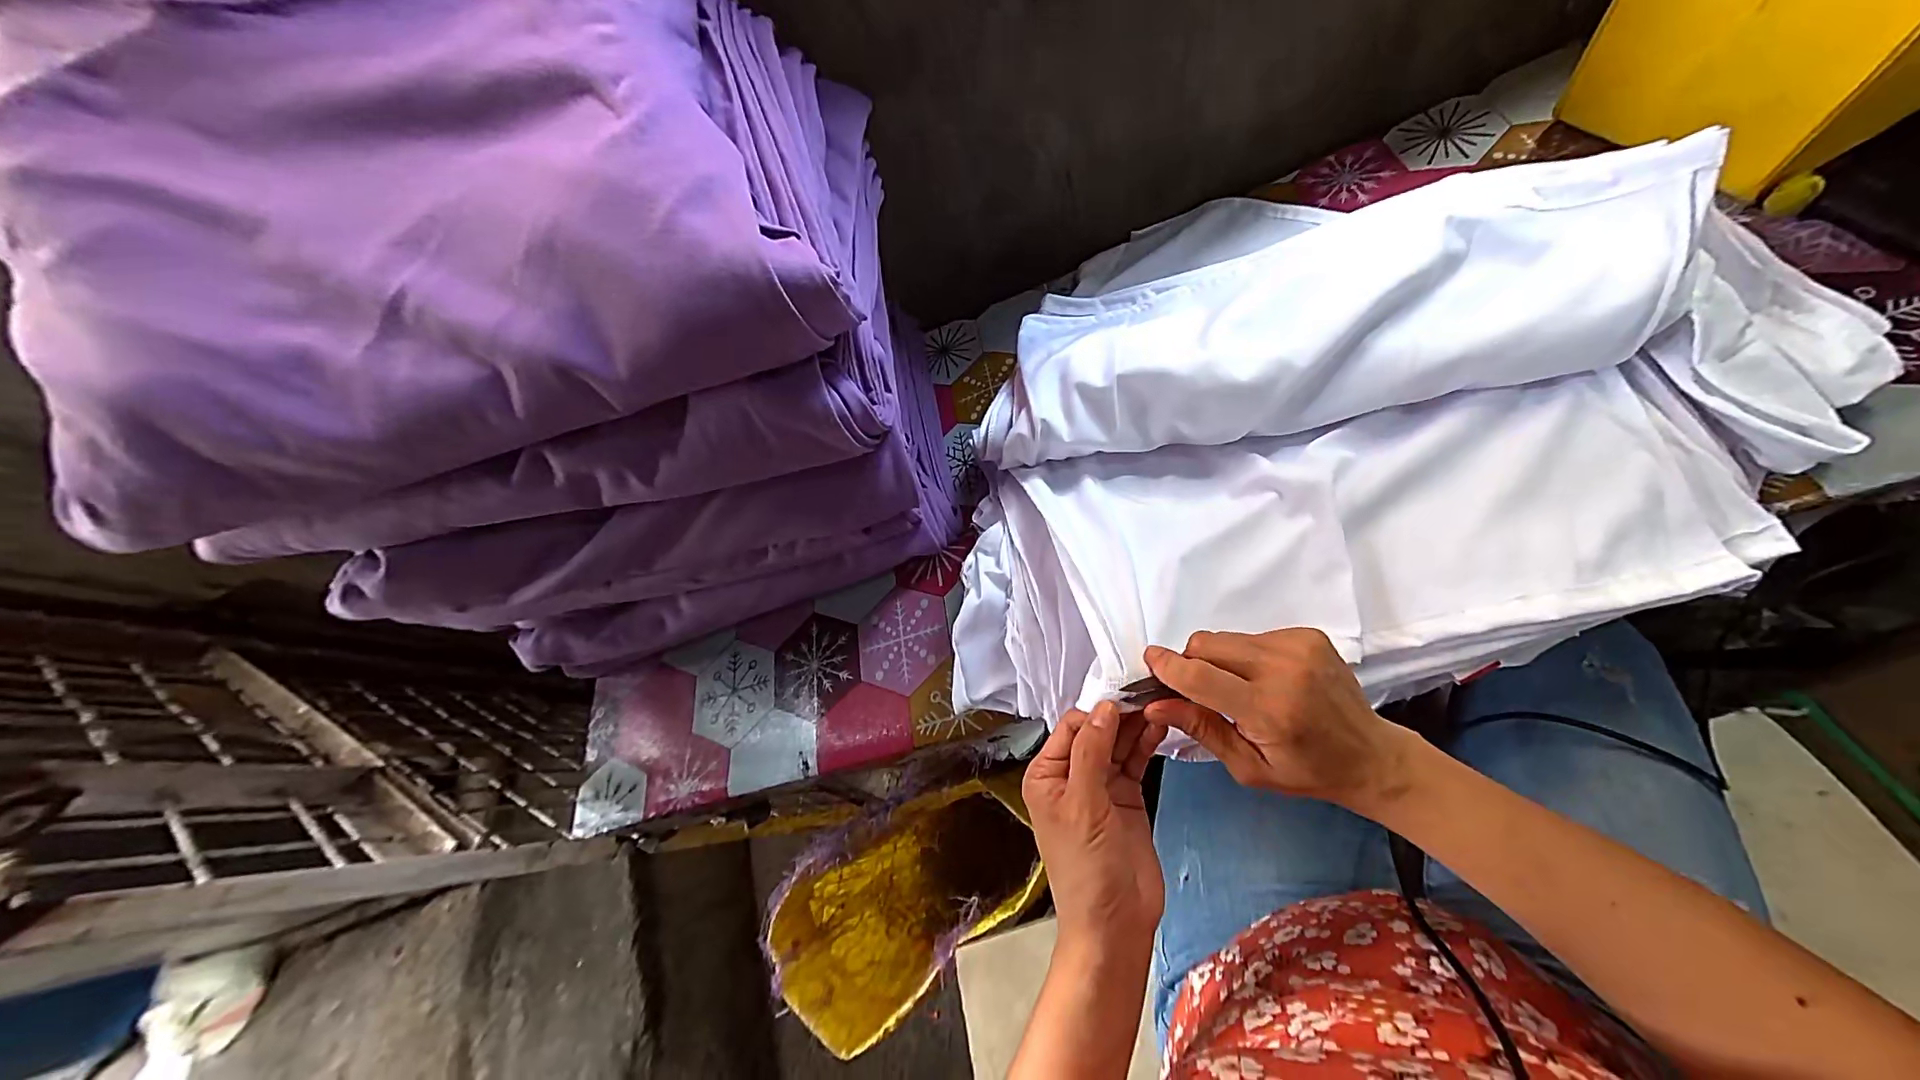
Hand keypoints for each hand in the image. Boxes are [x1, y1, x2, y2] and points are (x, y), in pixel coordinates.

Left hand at [1021, 701, 1166, 946]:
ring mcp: (1099, 785)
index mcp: (1046, 774)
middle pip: (1095, 731)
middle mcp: (1070, 775)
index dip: (1096, 711)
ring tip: (1158, 706)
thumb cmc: (1087, 869)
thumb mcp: (1083, 805)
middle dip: (1118, 715)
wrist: (1115, 923)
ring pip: (1116, 743)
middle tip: (1148, 695)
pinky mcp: (1125, 797)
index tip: (1125, 695)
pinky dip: (1145, 745)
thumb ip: (1091, 753)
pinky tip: (1159, 728)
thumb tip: (1103, 709)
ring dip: (1134, 726)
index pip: (1070, 727)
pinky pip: (1133, 761)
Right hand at [1142, 628, 1415, 814]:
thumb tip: (1154, 706)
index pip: (1200, 677)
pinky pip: (1251, 635)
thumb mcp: (1248, 767)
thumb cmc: (1307, 771)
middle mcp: (1284, 669)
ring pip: (1226, 637)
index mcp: (1268, 710)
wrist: (1372, 756)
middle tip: (1201, 691)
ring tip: (1239, 688)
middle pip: (1206, 645)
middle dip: (1192, 663)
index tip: (1150, 662)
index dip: (1168, 667)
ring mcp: (1299, 647)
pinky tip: (1265, 678)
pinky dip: (1246, 655)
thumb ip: (1200, 729)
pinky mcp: (1308, 635)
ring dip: (1219, 659)